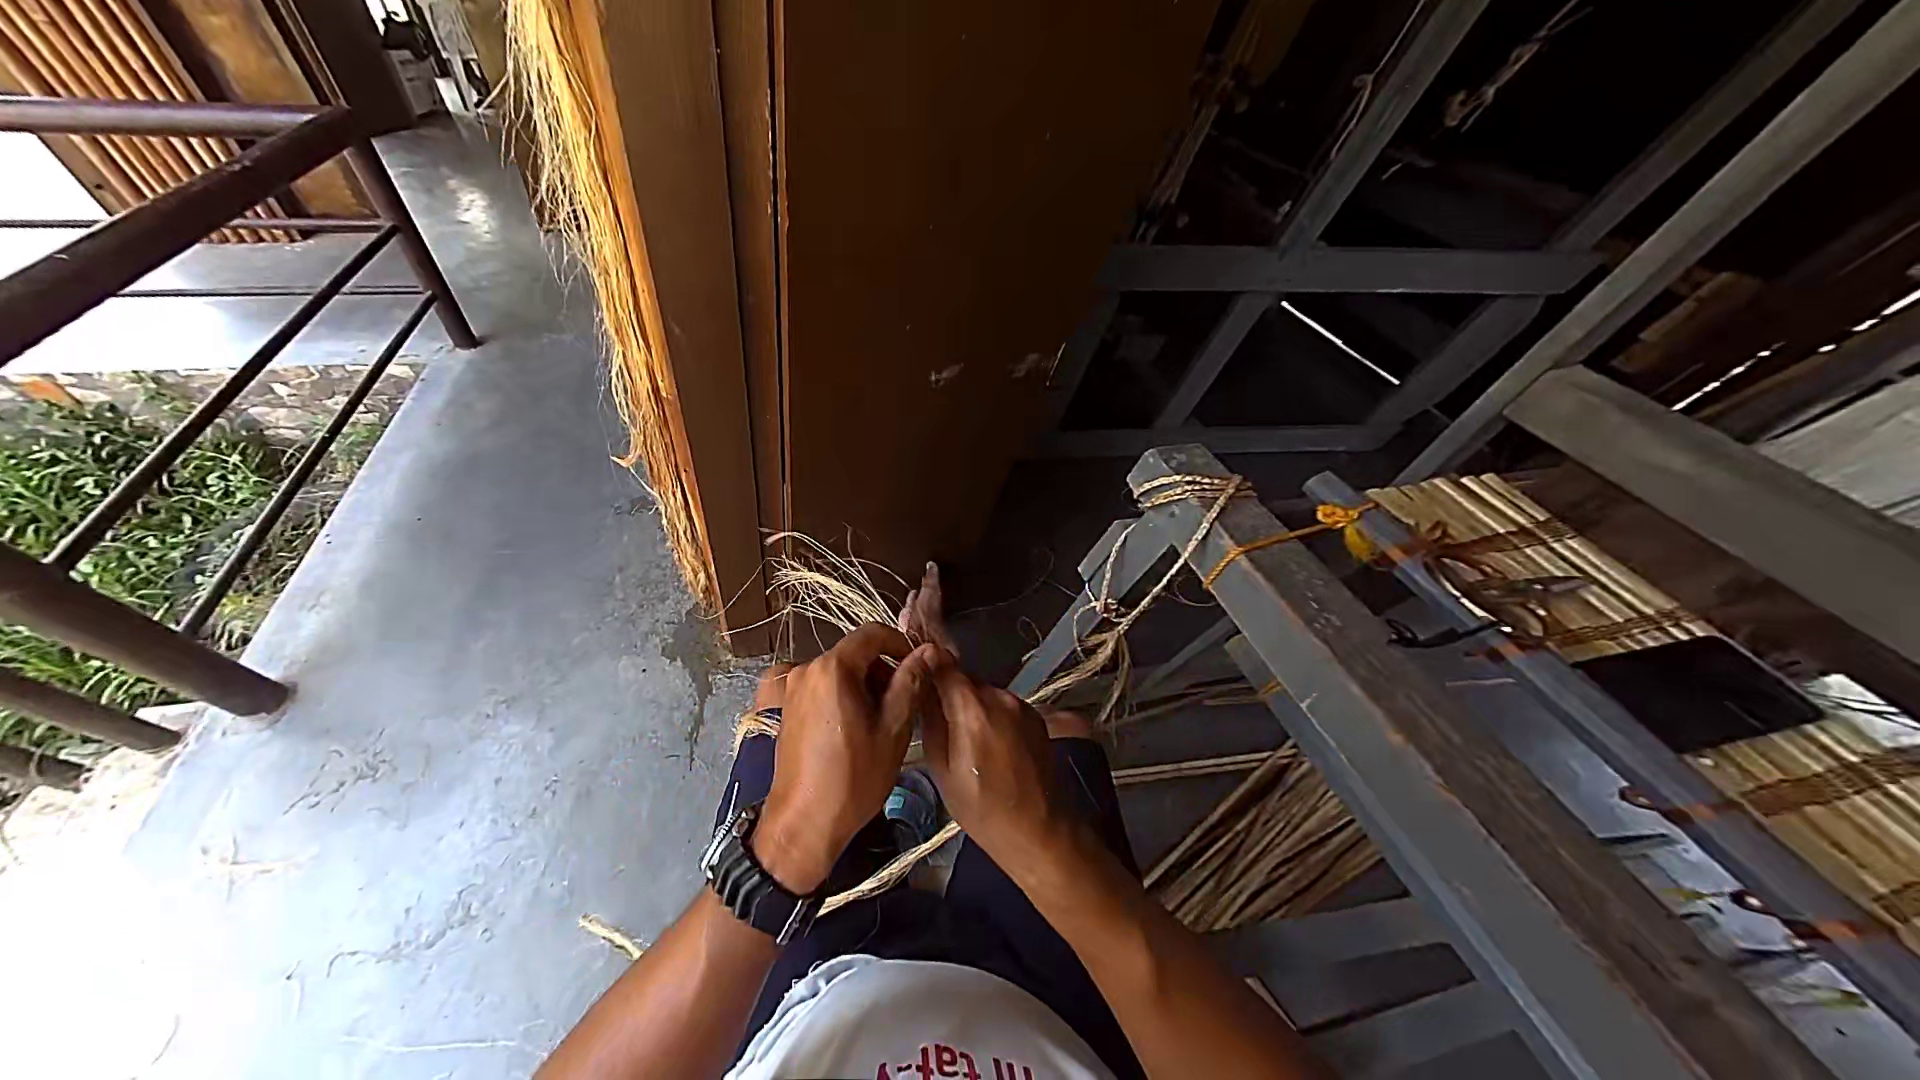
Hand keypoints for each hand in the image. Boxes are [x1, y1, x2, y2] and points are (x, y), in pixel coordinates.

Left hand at [756, 624, 935, 893]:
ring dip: (865, 685)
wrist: (803, 823)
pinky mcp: (785, 707)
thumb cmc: (854, 777)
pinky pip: (822, 687)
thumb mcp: (893, 728)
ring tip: (882, 721)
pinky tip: (856, 728)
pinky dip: (844, 696)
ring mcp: (791, 688)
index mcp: (832, 668)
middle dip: (883, 670)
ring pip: (840, 671)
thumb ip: (911, 682)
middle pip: (855, 653)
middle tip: (904, 703)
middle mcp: (806, 669)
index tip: (919, 668)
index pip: (872, 633)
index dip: (901, 644)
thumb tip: (930, 650)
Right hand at [916, 646, 1073, 880]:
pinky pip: (1002, 704)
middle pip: (964, 678)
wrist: (1038, 829)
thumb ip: (930, 718)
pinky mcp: (1035, 715)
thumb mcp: (941, 768)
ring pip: (983, 692)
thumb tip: (919, 684)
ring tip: (966, 740)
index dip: (926, 664)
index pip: (942, 664)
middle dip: (948, 693)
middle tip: (939, 722)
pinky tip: (989, 745)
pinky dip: (991, 715)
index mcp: (973, 709)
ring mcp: (1021, 705)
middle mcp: (1000, 697)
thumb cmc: (982, 808)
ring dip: (971, 705)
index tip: (913, 670)